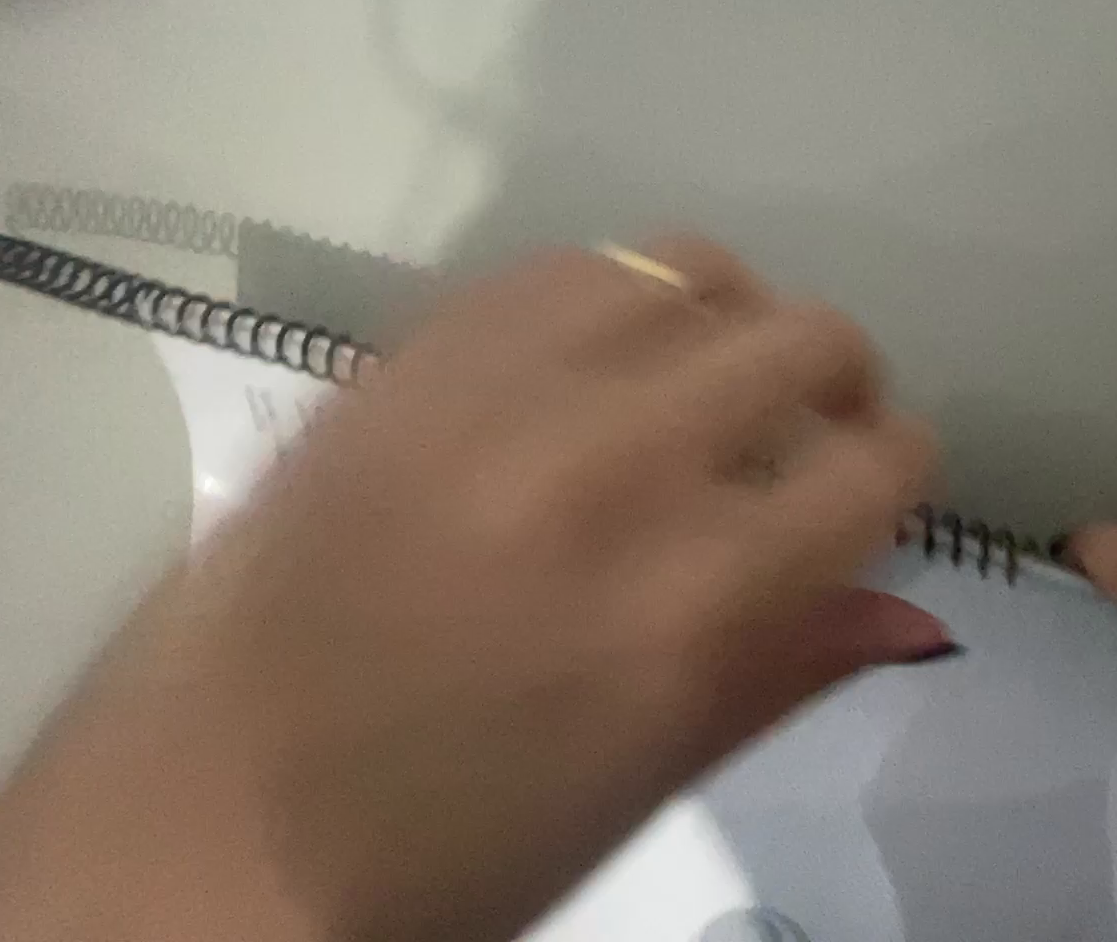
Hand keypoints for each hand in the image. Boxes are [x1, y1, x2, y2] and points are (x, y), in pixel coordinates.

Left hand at [0, 239, 943, 941]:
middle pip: (805, 340)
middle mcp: (604, 470)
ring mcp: (494, 395)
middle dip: (845, 380)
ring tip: (718, 373)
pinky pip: (564, 267)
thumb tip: (920, 610)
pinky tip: (612, 356)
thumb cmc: (458, 849)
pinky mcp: (404, 360)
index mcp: (685, 605)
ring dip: (739, 320)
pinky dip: (625, 299)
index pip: (874, 468)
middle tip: (818, 424)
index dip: (904, 465)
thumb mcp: (658, 778)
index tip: (886, 478)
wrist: (196, 838)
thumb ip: (800, 666)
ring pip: (689, 267)